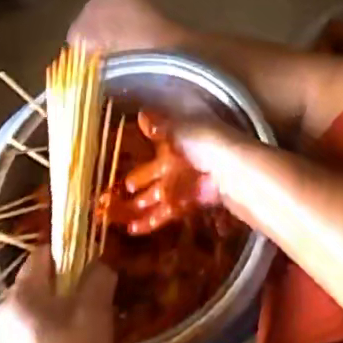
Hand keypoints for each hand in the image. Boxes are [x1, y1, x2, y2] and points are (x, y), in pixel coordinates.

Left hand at [0, 253, 115, 342]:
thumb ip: (99, 278)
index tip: (91, 263)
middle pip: (38, 283)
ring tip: (84, 333)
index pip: (42, 252)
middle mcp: (2, 312)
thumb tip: (100, 263)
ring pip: (35, 312)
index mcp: (20, 293)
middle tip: (94, 301)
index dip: (69, 251)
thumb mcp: (94, 315)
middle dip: (67, 286)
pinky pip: (29, 338)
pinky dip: (49, 339)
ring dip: (59, 314)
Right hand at [116, 112, 222, 234]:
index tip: (119, 158)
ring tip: (115, 217)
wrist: (231, 170)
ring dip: (138, 205)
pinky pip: (167, 212)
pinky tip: (133, 229)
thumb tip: (141, 114)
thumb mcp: (179, 130)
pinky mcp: (189, 202)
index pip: (155, 144)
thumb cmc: (204, 142)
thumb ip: (159, 126)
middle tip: (112, 193)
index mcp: (177, 138)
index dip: (138, 150)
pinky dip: (150, 221)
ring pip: (156, 195)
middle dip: (135, 182)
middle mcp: (180, 160)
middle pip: (153, 173)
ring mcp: (184, 182)